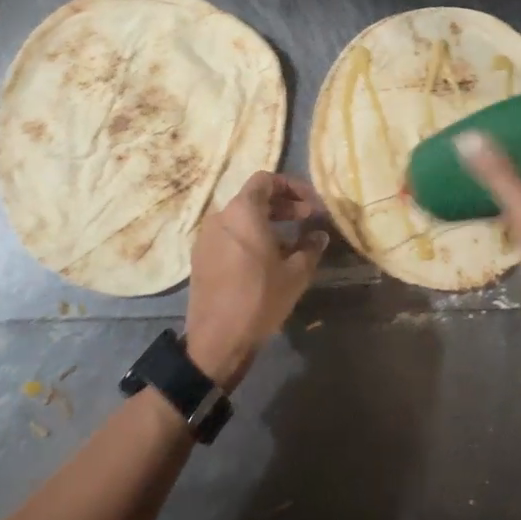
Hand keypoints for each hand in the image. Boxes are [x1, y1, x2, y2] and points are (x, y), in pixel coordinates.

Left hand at [185, 172, 328, 389]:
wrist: (216, 340)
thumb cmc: (259, 299)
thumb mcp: (296, 273)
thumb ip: (310, 247)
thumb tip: (319, 234)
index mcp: (242, 211)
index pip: (266, 179)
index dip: (292, 186)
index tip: (311, 204)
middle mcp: (220, 217)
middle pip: (254, 198)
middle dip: (283, 205)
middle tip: (307, 219)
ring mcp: (206, 238)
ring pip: (241, 218)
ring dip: (267, 223)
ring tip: (291, 243)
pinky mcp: (200, 258)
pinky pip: (229, 236)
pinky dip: (249, 238)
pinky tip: (267, 260)